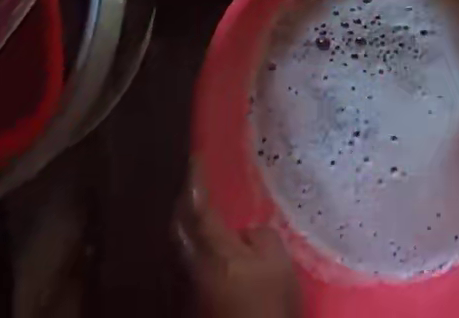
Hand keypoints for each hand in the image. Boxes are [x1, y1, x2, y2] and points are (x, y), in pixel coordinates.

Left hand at [176, 175, 301, 317]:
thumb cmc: (268, 304)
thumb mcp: (278, 263)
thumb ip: (260, 236)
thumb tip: (246, 230)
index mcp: (215, 251)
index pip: (198, 208)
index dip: (196, 180)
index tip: (196, 156)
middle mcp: (195, 266)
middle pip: (181, 227)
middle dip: (185, 202)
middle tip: (196, 180)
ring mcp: (193, 285)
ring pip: (184, 244)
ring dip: (189, 222)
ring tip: (202, 204)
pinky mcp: (198, 300)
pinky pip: (192, 259)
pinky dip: (198, 242)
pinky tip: (214, 241)